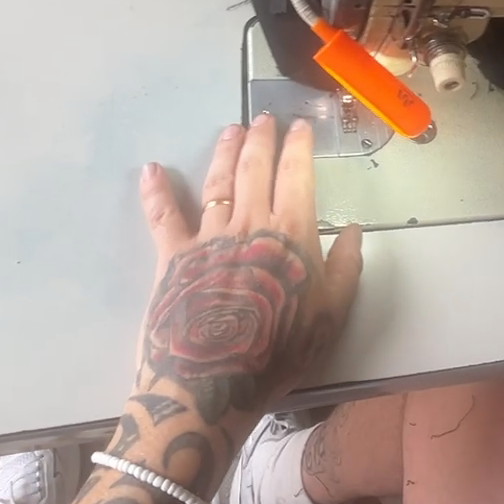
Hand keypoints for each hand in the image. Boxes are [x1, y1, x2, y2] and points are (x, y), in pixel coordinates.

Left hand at [134, 114, 363, 434]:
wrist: (211, 385)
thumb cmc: (280, 350)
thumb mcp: (332, 313)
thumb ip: (345, 266)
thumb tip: (351, 229)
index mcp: (290, 230)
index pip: (296, 173)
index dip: (298, 146)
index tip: (300, 126)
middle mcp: (249, 221)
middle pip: (254, 167)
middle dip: (261, 138)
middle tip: (264, 117)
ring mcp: (208, 236)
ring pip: (217, 182)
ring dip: (224, 151)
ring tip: (230, 130)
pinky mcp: (172, 256)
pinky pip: (162, 216)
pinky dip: (156, 191)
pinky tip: (152, 169)